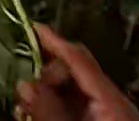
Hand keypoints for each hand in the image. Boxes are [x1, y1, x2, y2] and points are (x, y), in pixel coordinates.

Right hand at [16, 24, 138, 120]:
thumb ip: (49, 110)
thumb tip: (23, 84)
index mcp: (109, 98)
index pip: (78, 58)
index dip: (53, 40)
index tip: (30, 27)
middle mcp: (114, 102)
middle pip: (78, 72)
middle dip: (49, 73)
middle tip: (25, 83)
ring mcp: (114, 115)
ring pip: (80, 91)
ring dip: (54, 92)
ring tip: (31, 102)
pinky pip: (85, 108)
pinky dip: (64, 106)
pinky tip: (47, 114)